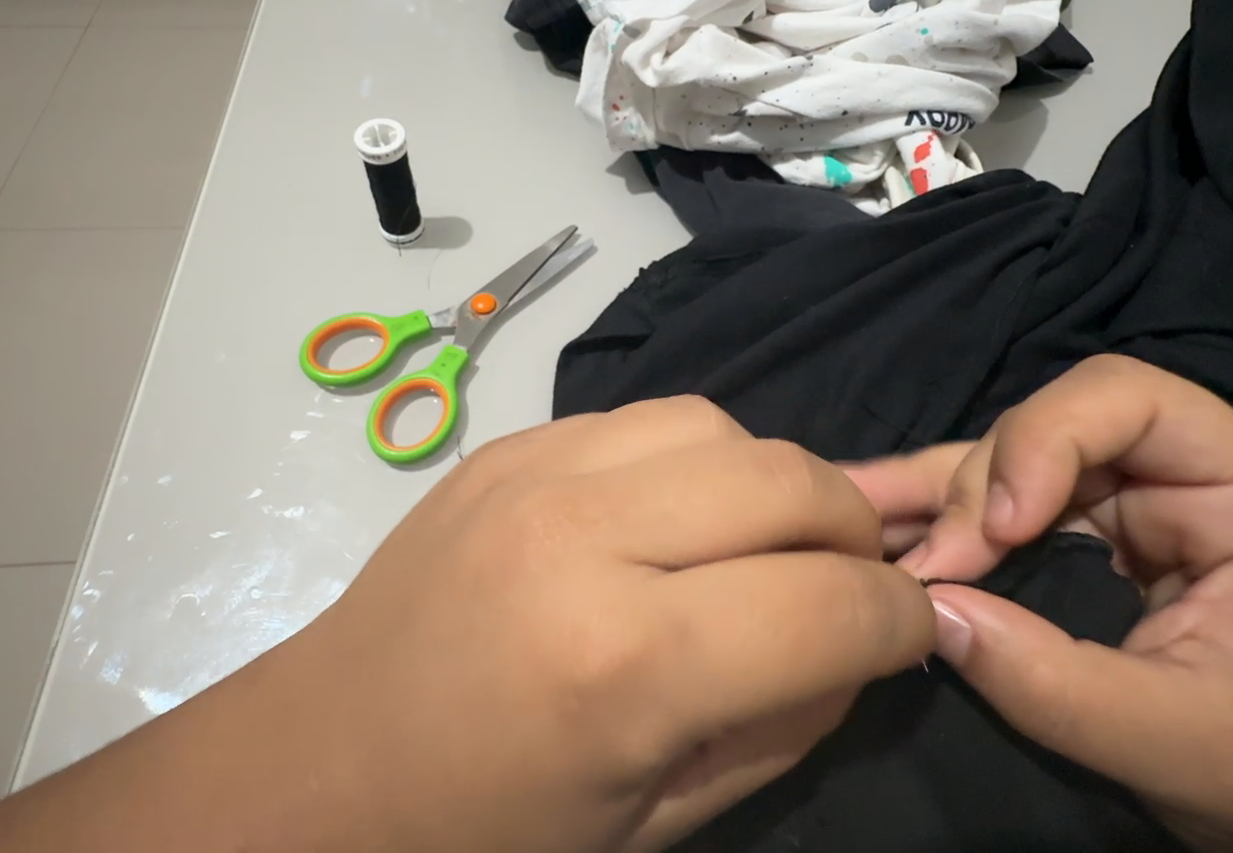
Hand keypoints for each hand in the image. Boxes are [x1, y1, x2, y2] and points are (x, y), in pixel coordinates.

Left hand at [280, 396, 934, 850]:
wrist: (325, 760)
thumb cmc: (486, 827)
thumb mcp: (658, 820)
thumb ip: (782, 720)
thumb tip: (857, 637)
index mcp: (625, 661)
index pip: (830, 603)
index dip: (898, 618)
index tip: (907, 628)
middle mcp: (583, 536)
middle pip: (786, 479)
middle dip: (851, 527)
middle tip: (846, 575)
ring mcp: (535, 471)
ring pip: (716, 425)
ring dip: (767, 480)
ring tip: (757, 537)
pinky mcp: (506, 445)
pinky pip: (639, 419)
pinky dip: (688, 459)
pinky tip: (669, 513)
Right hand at [849, 356, 1232, 850]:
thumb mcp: (1183, 743)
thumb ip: (1055, 682)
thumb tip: (929, 610)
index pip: (1126, 398)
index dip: (1047, 436)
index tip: (1004, 527)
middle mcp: (1159, 477)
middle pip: (1037, 431)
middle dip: (973, 494)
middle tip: (931, 572)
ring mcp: (1105, 507)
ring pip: (994, 465)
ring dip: (925, 496)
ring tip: (852, 516)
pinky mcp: (1065, 542)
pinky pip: (980, 509)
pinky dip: (923, 517)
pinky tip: (867, 521)